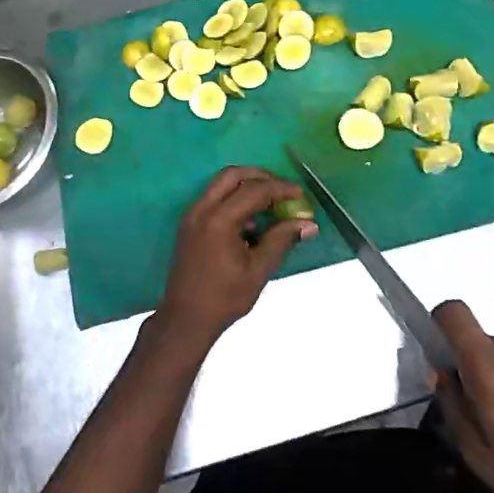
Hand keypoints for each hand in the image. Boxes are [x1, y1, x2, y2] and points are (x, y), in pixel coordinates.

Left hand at [156, 167, 316, 343]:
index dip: (280, 189)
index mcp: (218, 220)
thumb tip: (307, 224)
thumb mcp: (258, 270)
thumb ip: (281, 241)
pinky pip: (212, 200)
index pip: (253, 191)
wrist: (186, 316)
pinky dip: (232, 200)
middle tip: (282, 190)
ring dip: (245, 187)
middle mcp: (201, 210)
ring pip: (219, 185)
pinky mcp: (189, 224)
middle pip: (231, 175)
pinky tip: (250, 223)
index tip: (300, 195)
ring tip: (270, 205)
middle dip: (259, 177)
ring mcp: (191, 215)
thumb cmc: (224, 297)